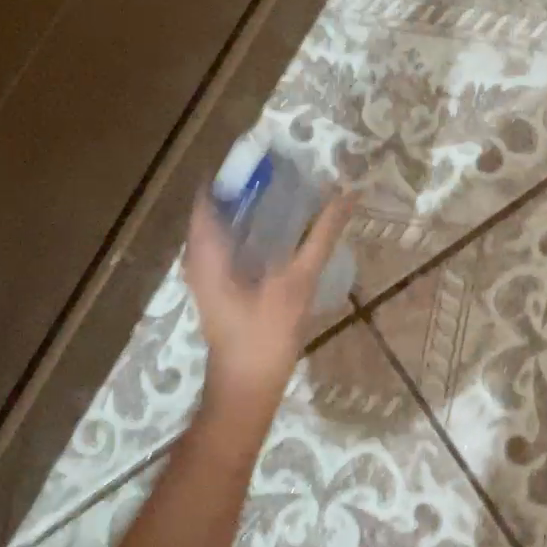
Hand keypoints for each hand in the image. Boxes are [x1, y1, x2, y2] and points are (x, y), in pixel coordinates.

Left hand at [183, 190, 355, 425]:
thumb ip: (322, 236)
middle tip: (289, 173)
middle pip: (219, 208)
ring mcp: (206, 275)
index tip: (270, 157)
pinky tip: (285, 233)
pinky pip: (232, 247)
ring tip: (292, 195)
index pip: (210, 192)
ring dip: (254, 211)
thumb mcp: (297, 282)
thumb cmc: (265, 335)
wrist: (246, 388)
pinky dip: (254, 233)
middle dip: (251, 189)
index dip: (237, 171)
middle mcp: (198, 257)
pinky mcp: (219, 288)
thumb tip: (348, 195)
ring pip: (225, 229)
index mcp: (205, 250)